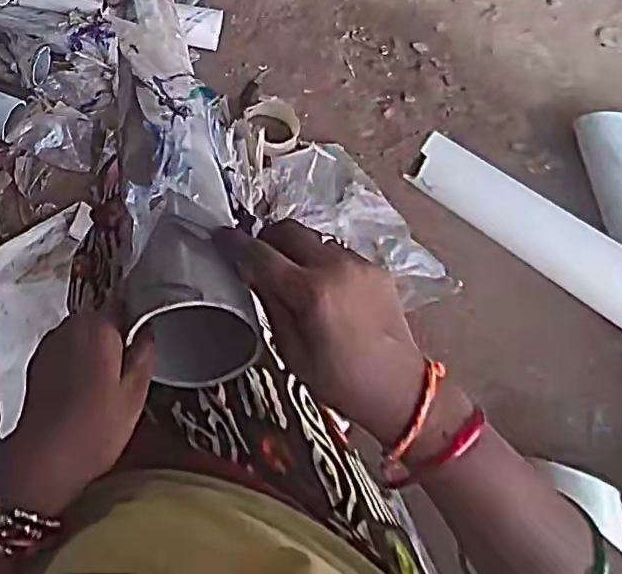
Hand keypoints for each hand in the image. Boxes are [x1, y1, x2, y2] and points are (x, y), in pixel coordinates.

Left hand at [0, 310, 155, 514]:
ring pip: (80, 333)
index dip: (134, 316)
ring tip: (102, 383)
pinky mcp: (38, 358)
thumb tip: (148, 331)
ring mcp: (52, 340)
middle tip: (125, 369)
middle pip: (99, 317)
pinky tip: (79, 389)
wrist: (46, 456)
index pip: (121, 301)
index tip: (142, 334)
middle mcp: (72, 324)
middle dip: (112, 335)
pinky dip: (73, 360)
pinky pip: (63, 348)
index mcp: (99, 326)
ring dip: (91, 347)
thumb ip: (144, 354)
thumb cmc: (96, 427)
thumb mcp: (134, 395)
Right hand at [216, 222, 427, 440]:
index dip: (234, 242)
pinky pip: (334, 250)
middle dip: (266, 239)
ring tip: (293, 275)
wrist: (403, 392)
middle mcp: (334, 267)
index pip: (260, 253)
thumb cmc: (340, 380)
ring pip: (311, 237)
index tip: (219, 236)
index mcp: (310, 292)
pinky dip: (320, 260)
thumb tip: (249, 272)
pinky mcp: (374, 268)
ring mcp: (357, 264)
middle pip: (286, 229)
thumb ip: (269, 303)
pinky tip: (324, 286)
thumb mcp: (291, 350)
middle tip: (259, 258)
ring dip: (294, 249)